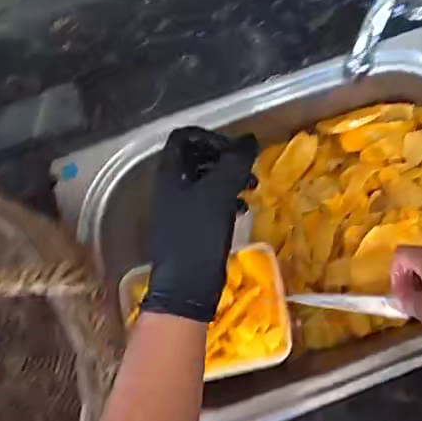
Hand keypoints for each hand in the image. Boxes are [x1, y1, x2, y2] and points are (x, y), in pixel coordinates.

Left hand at [141, 127, 258, 321]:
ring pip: (206, 180)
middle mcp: (172, 187)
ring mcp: (180, 208)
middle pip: (197, 157)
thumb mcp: (219, 193)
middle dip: (225, 158)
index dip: (209, 136)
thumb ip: (234, 163)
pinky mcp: (192, 227)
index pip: (184, 137)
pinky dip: (227, 199)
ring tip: (250, 187)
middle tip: (247, 167)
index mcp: (170, 174)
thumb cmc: (198, 235)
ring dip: (229, 179)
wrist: (187, 284)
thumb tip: (248, 141)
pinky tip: (242, 208)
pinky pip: (210, 202)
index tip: (235, 148)